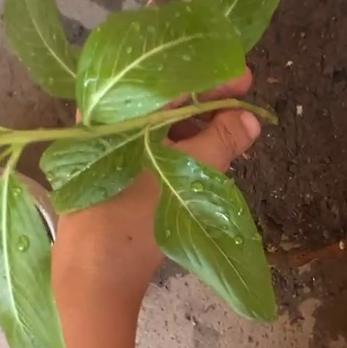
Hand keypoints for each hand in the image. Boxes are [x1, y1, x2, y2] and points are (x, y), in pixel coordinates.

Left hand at [52, 76, 261, 301]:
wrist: (96, 270)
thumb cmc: (134, 218)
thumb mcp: (185, 177)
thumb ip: (220, 143)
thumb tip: (250, 119)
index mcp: (121, 109)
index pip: (172, 78)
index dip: (211, 76)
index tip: (246, 78)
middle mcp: (111, 120)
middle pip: (166, 99)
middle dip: (207, 100)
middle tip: (245, 106)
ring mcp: (112, 148)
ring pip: (161, 125)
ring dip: (198, 126)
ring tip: (233, 134)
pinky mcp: (117, 174)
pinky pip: (155, 148)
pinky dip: (183, 147)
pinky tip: (206, 158)